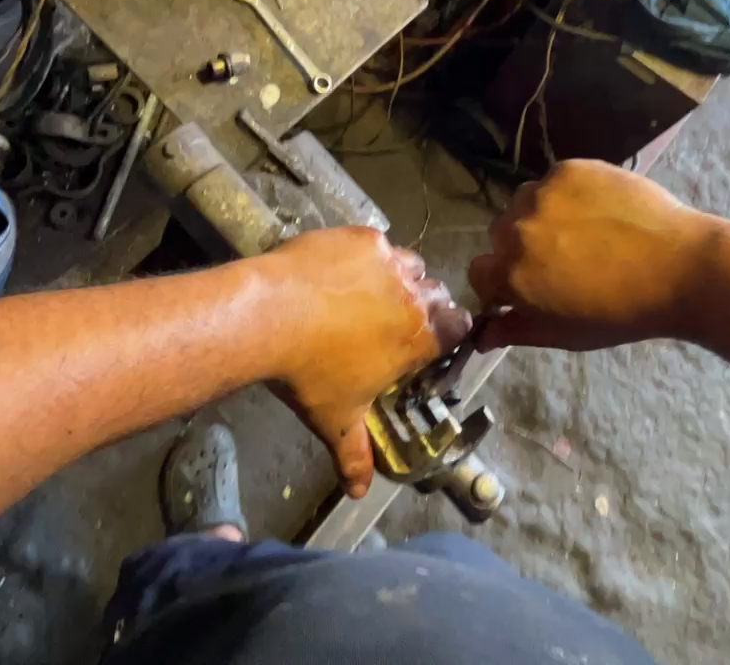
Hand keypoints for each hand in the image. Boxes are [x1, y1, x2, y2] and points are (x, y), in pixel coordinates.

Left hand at [253, 227, 468, 497]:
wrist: (271, 315)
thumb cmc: (309, 372)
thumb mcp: (335, 419)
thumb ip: (355, 456)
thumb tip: (360, 493)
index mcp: (418, 337)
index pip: (459, 328)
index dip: (450, 333)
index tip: (433, 339)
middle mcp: (413, 294)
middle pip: (437, 294)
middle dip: (426, 305)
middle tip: (397, 317)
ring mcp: (388, 260)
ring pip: (410, 264)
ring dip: (401, 277)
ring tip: (371, 290)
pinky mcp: (362, 236)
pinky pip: (377, 243)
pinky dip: (367, 255)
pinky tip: (342, 267)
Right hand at [470, 160, 723, 351]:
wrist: (681, 267)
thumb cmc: (623, 312)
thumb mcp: (564, 334)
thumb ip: (516, 330)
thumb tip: (481, 335)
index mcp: (511, 275)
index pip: (479, 272)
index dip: (502, 281)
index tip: (529, 284)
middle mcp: (516, 231)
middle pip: (499, 235)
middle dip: (520, 247)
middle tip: (561, 259)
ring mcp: (542, 195)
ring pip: (523, 204)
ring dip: (539, 216)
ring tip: (581, 231)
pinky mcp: (568, 170)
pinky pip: (552, 181)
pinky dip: (567, 194)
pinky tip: (597, 210)